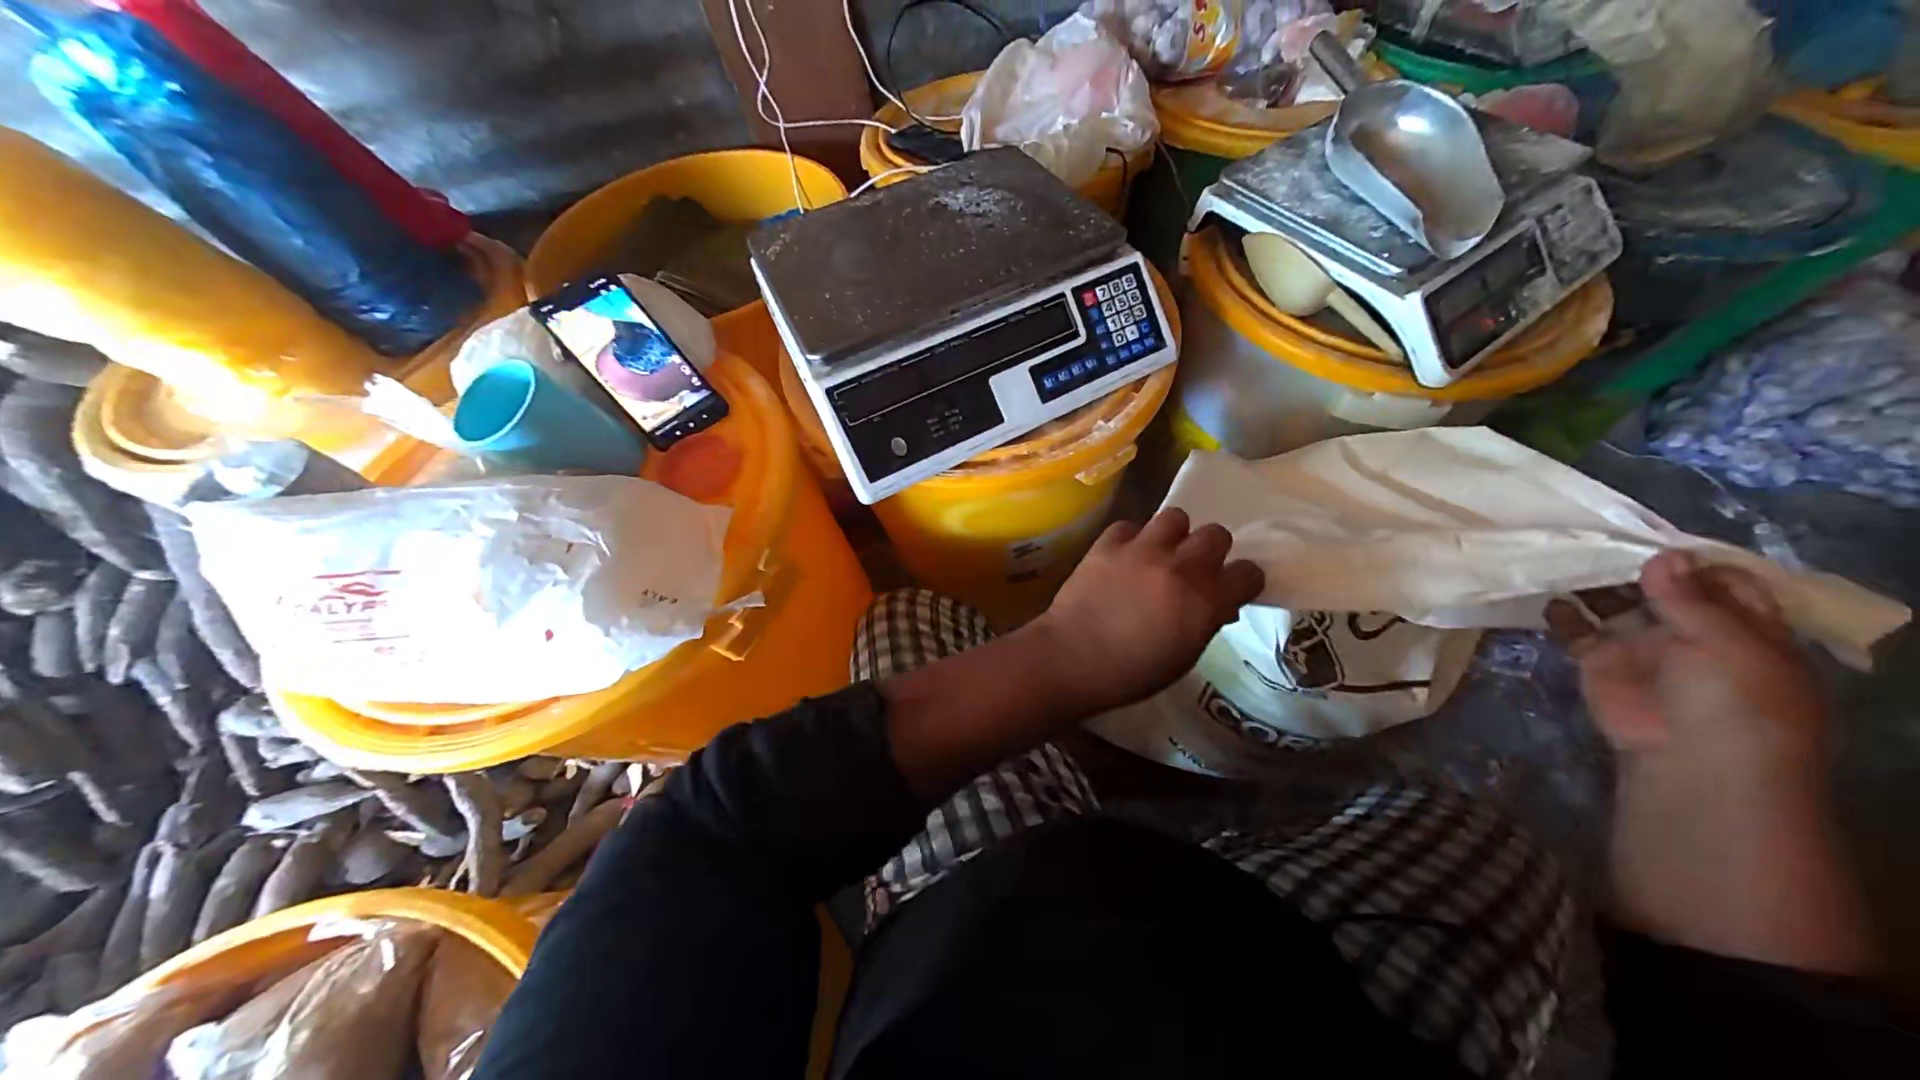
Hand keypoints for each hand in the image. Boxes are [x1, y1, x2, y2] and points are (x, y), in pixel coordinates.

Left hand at [1021, 508, 1264, 715]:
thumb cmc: (1132, 673)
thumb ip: (1206, 623)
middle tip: (1193, 568)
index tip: (1232, 589)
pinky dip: (1130, 538)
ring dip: (1174, 535)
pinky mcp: (1108, 544)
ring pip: (1175, 517)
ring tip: (1160, 553)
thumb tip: (1218, 607)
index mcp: (1207, 599)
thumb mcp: (1184, 657)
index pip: (1248, 573)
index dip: (1242, 581)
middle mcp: (1181, 566)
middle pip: (1216, 534)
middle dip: (1210, 550)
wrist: (1073, 659)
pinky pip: (1129, 525)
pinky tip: (1123, 556)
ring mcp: (1143, 550)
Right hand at [1548, 551, 1826, 773]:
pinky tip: (1551, 597)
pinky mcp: (1599, 661)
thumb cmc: (1734, 696)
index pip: (1718, 582)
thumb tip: (1663, 555)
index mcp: (1740, 626)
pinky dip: (1561, 613)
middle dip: (1634, 566)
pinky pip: (1576, 630)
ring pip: (1614, 604)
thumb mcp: (1725, 640)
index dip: (1690, 562)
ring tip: (1569, 559)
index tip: (1656, 541)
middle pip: (1659, 589)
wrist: (1691, 757)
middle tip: (1601, 541)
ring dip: (1594, 584)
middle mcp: (1690, 632)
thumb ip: (1688, 597)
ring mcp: (1641, 646)